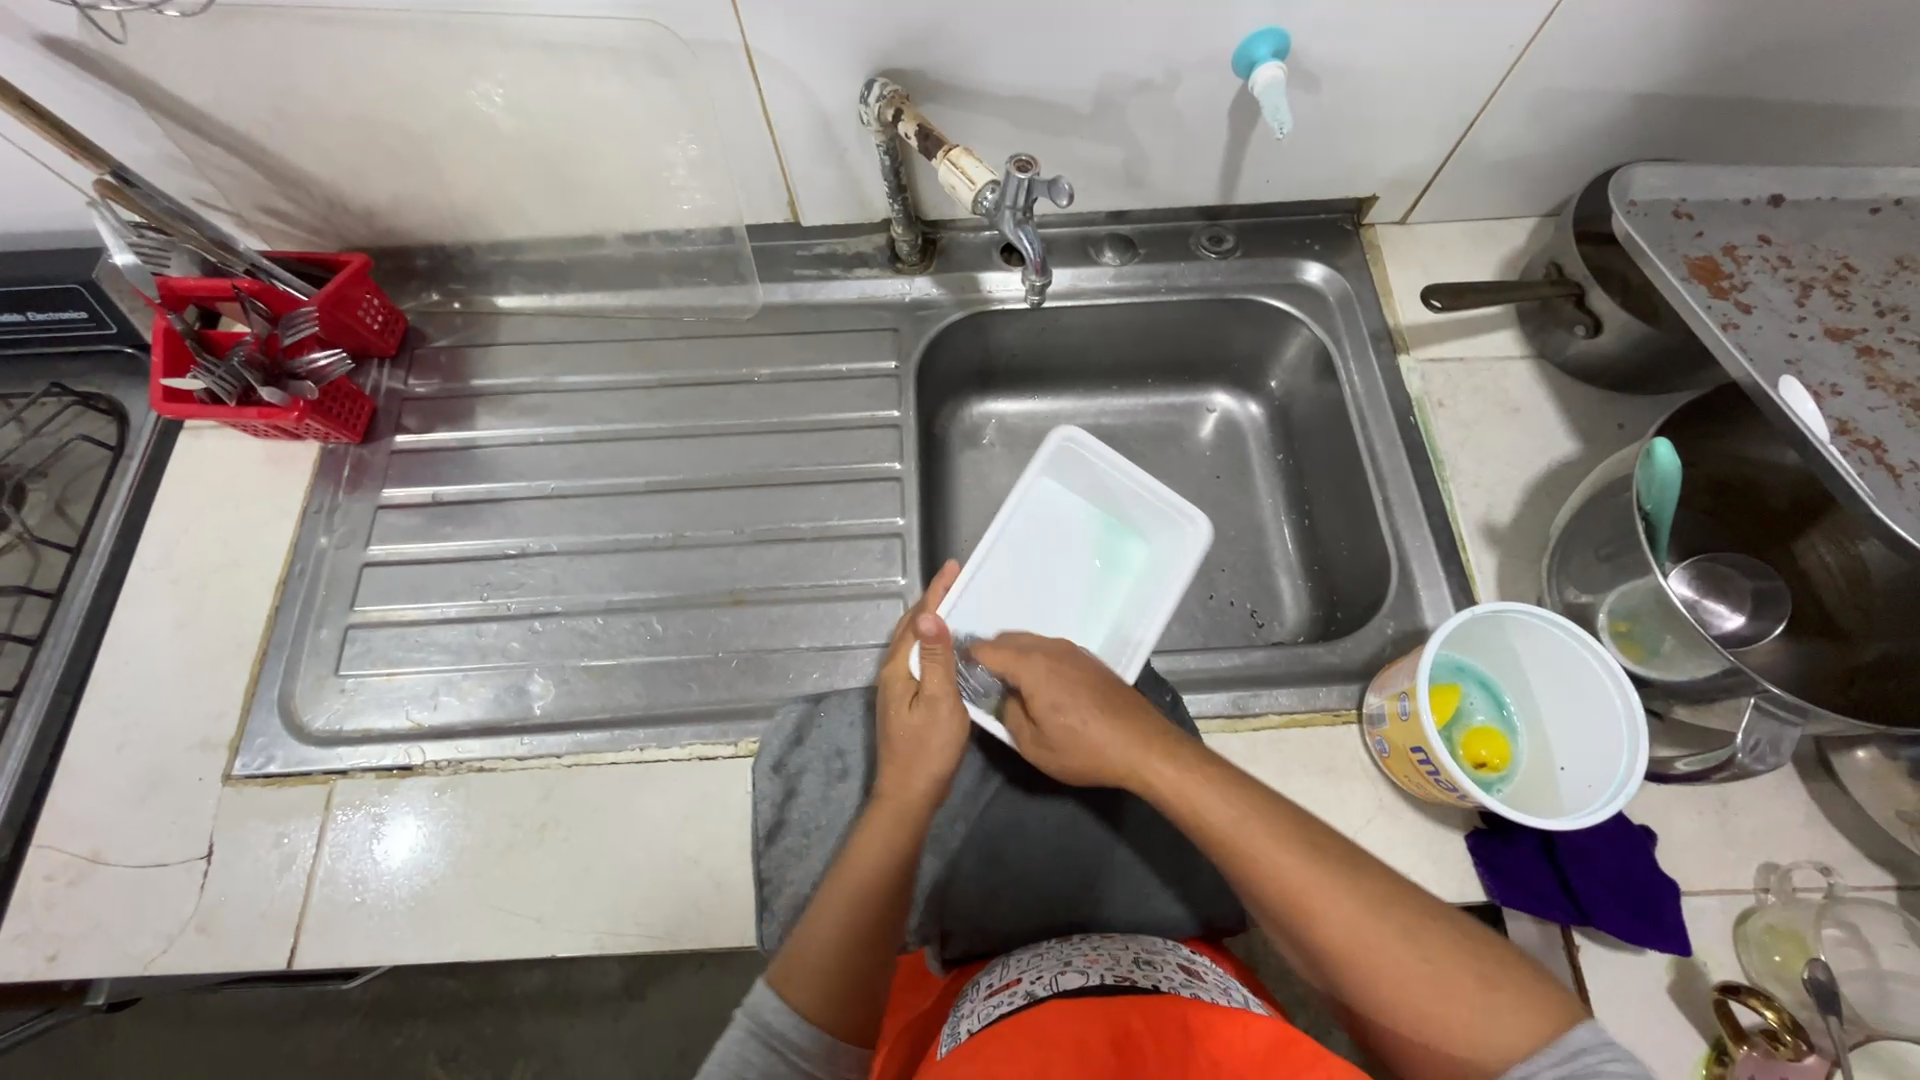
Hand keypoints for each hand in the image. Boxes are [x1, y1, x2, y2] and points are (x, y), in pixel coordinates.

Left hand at [871, 560, 969, 811]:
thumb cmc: (928, 750)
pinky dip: (930, 640)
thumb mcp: (939, 702)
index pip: (919, 619)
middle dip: (932, 600)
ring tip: (951, 602)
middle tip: (956, 578)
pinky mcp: (903, 699)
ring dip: (930, 619)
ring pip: (912, 641)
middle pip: (911, 626)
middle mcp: (892, 671)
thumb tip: (931, 616)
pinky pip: (916, 656)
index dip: (937, 592)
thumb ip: (936, 659)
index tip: (953, 566)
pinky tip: (944, 645)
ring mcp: (895, 686)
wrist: (908, 794)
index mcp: (898, 667)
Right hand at [968, 633, 1187, 791]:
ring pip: (1031, 642)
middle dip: (990, 654)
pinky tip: (1037, 684)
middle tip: (978, 678)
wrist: (1144, 746)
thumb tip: (1005, 698)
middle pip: (1009, 639)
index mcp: (1032, 665)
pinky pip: (1050, 650)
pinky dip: (1035, 659)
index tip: (956, 670)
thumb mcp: (1033, 746)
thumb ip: (1008, 715)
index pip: (988, 649)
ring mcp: (1073, 651)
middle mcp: (1051, 649)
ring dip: (1014, 656)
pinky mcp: (1089, 660)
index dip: (968, 657)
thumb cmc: (1085, 749)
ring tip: (1006, 682)